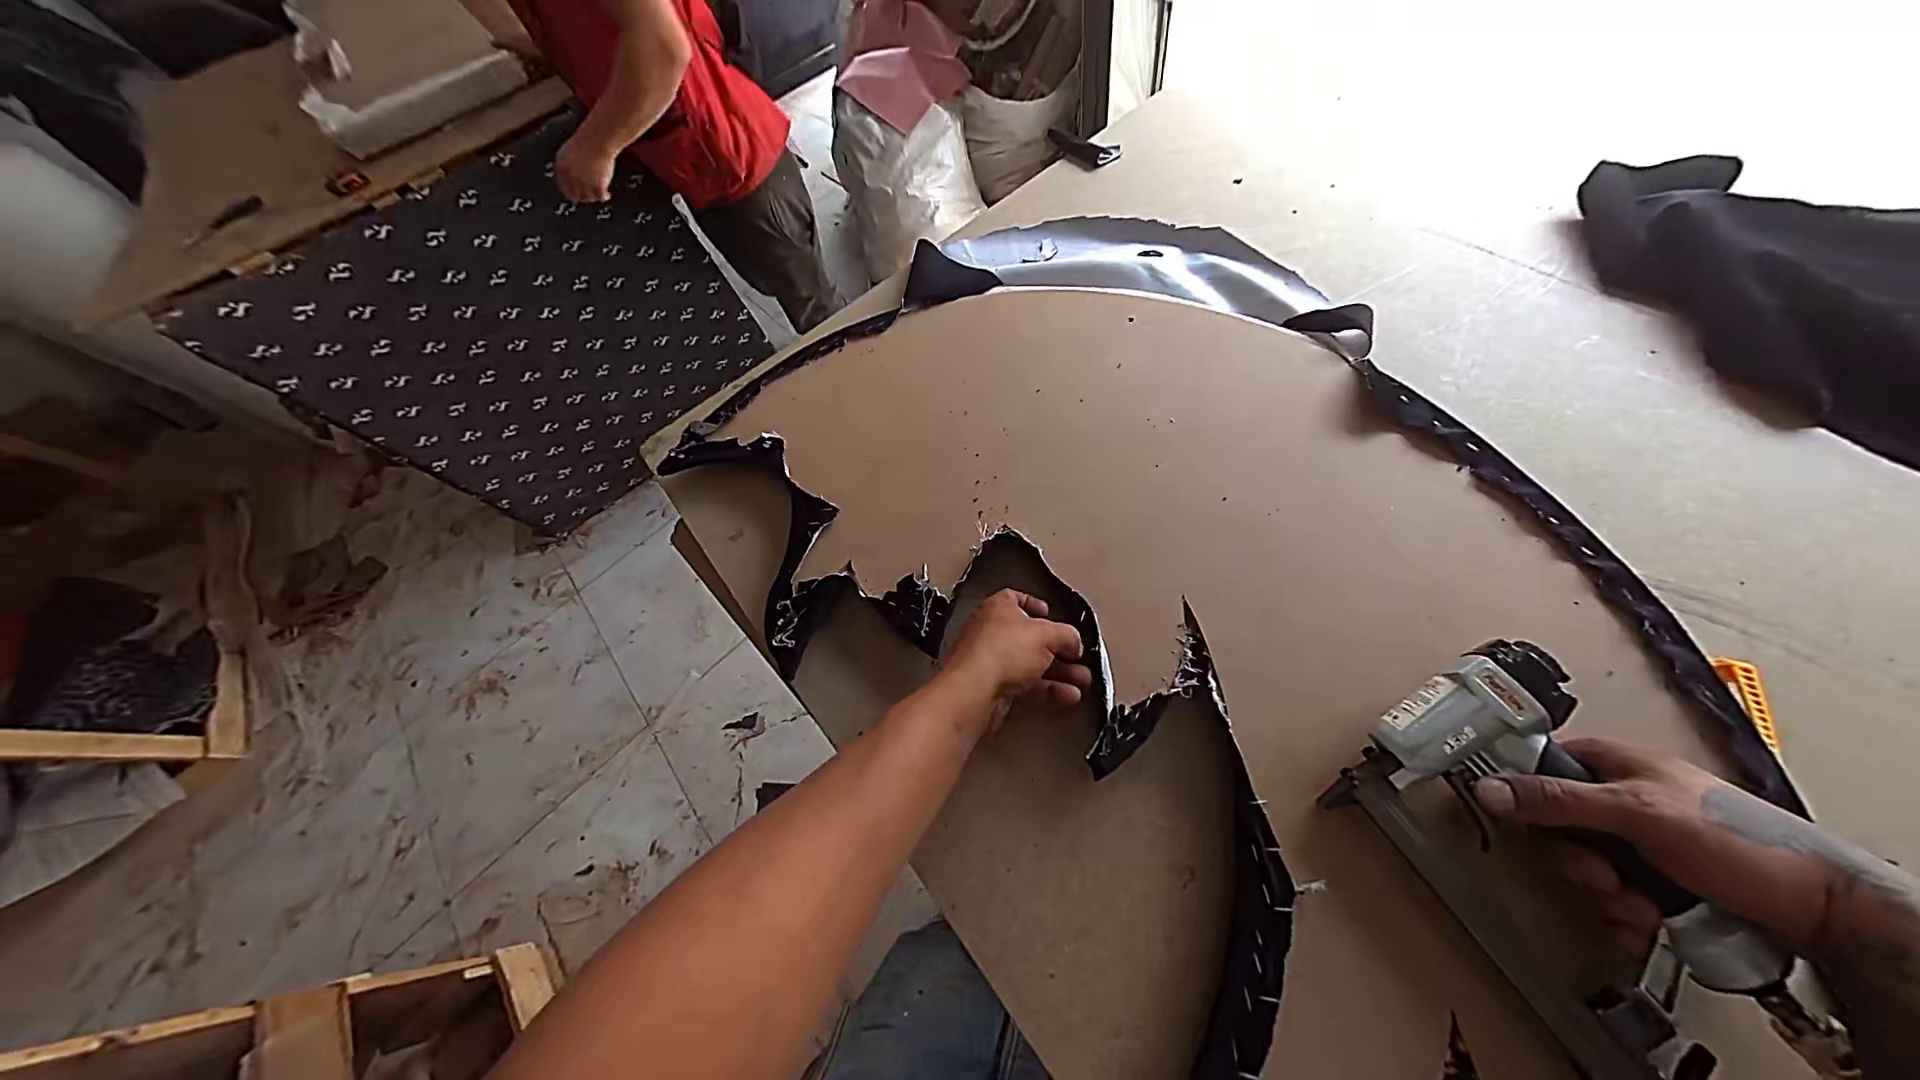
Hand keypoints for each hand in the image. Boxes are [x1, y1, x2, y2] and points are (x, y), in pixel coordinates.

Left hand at [555, 133, 617, 201]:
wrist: (599, 139)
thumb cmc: (587, 142)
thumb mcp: (570, 153)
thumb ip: (569, 167)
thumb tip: (573, 181)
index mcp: (561, 166)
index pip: (564, 188)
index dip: (572, 191)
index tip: (579, 193)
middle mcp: (571, 175)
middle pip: (576, 196)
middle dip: (583, 196)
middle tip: (590, 194)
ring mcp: (584, 181)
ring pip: (589, 198)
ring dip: (594, 196)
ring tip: (599, 193)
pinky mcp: (597, 185)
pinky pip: (600, 197)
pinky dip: (604, 196)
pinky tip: (606, 194)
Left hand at [942, 590, 1091, 727]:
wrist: (975, 690)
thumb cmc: (999, 652)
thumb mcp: (1046, 634)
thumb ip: (1066, 635)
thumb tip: (1074, 641)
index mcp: (998, 608)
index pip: (1016, 599)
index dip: (1035, 605)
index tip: (1051, 613)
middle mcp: (991, 632)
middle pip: (1030, 637)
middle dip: (1058, 648)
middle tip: (1076, 656)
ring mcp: (991, 661)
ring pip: (1030, 664)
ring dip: (1058, 672)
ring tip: (1081, 680)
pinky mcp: (993, 687)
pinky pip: (1026, 685)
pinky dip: (1048, 689)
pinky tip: (1067, 695)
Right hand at [1474, 737, 1837, 954]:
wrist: (1826, 910)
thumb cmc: (1741, 842)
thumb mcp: (1634, 813)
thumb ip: (1556, 799)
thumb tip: (1488, 787)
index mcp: (1609, 764)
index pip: (1536, 769)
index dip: (1525, 798)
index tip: (1529, 827)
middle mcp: (1617, 798)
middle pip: (1556, 827)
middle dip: (1577, 864)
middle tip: (1603, 877)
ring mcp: (1636, 839)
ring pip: (1583, 865)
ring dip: (1604, 894)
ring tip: (1640, 904)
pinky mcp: (1654, 876)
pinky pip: (1611, 892)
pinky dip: (1623, 912)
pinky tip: (1647, 920)